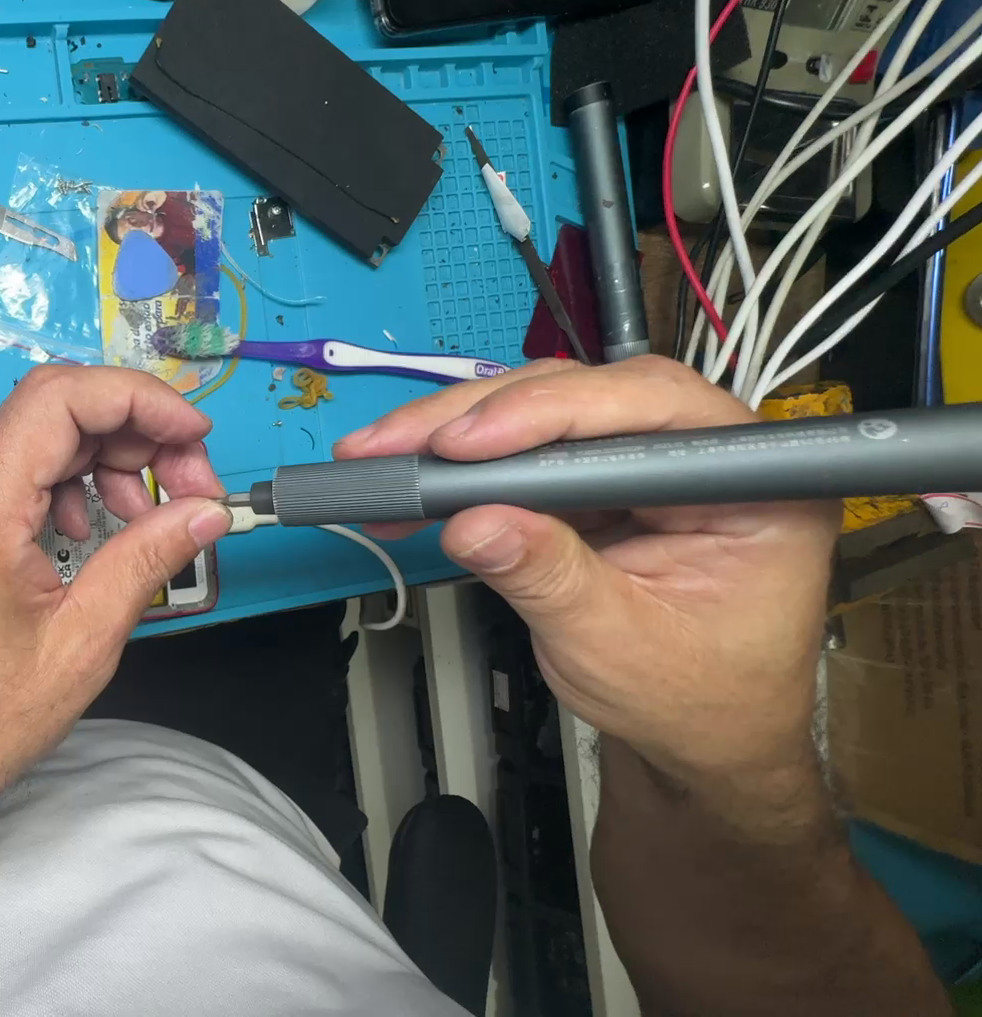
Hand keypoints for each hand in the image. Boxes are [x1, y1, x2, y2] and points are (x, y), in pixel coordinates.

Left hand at [0, 366, 230, 826]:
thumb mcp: (79, 642)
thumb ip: (147, 560)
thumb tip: (204, 513)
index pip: (62, 397)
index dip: (141, 399)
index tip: (196, 434)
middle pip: (57, 407)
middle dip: (137, 432)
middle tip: (190, 485)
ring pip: (42, 433)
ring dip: (108, 458)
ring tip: (147, 516)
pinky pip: (21, 467)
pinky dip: (73, 481)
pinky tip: (96, 528)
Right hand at [335, 357, 836, 782]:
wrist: (690, 729)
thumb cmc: (688, 697)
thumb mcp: (616, 645)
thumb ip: (550, 580)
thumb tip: (473, 524)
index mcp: (749, 485)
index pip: (649, 409)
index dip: (548, 414)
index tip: (462, 446)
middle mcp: (691, 453)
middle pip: (575, 395)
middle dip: (470, 416)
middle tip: (387, 444)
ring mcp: (630, 463)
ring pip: (528, 412)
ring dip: (443, 433)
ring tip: (376, 457)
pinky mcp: (581, 480)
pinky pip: (506, 454)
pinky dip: (446, 469)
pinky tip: (402, 487)